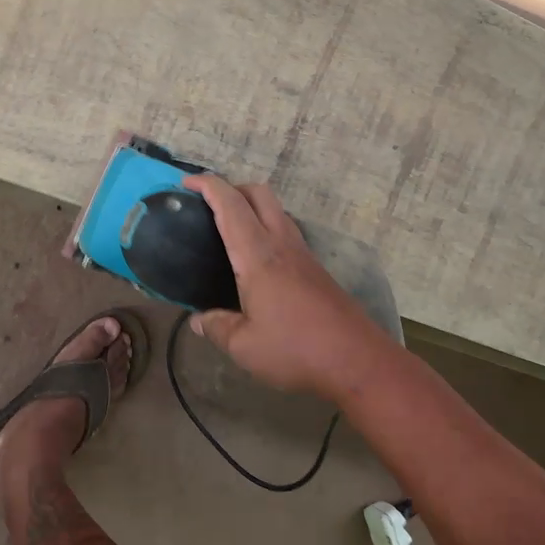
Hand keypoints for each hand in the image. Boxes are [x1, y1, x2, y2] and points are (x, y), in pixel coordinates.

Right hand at [181, 175, 382, 399]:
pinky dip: (265, 228)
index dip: (208, 185)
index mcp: (258, 255)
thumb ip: (217, 327)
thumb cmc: (296, 349)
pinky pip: (286, 231)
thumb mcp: (244, 346)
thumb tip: (199, 319)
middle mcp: (281, 244)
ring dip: (251, 206)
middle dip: (231, 187)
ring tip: (228, 230)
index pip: (230, 204)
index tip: (186, 183)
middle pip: (258, 193)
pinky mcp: (315, 268)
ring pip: (276, 210)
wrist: (358, 361)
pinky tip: (256, 259)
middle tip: (207, 206)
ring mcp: (303, 254)